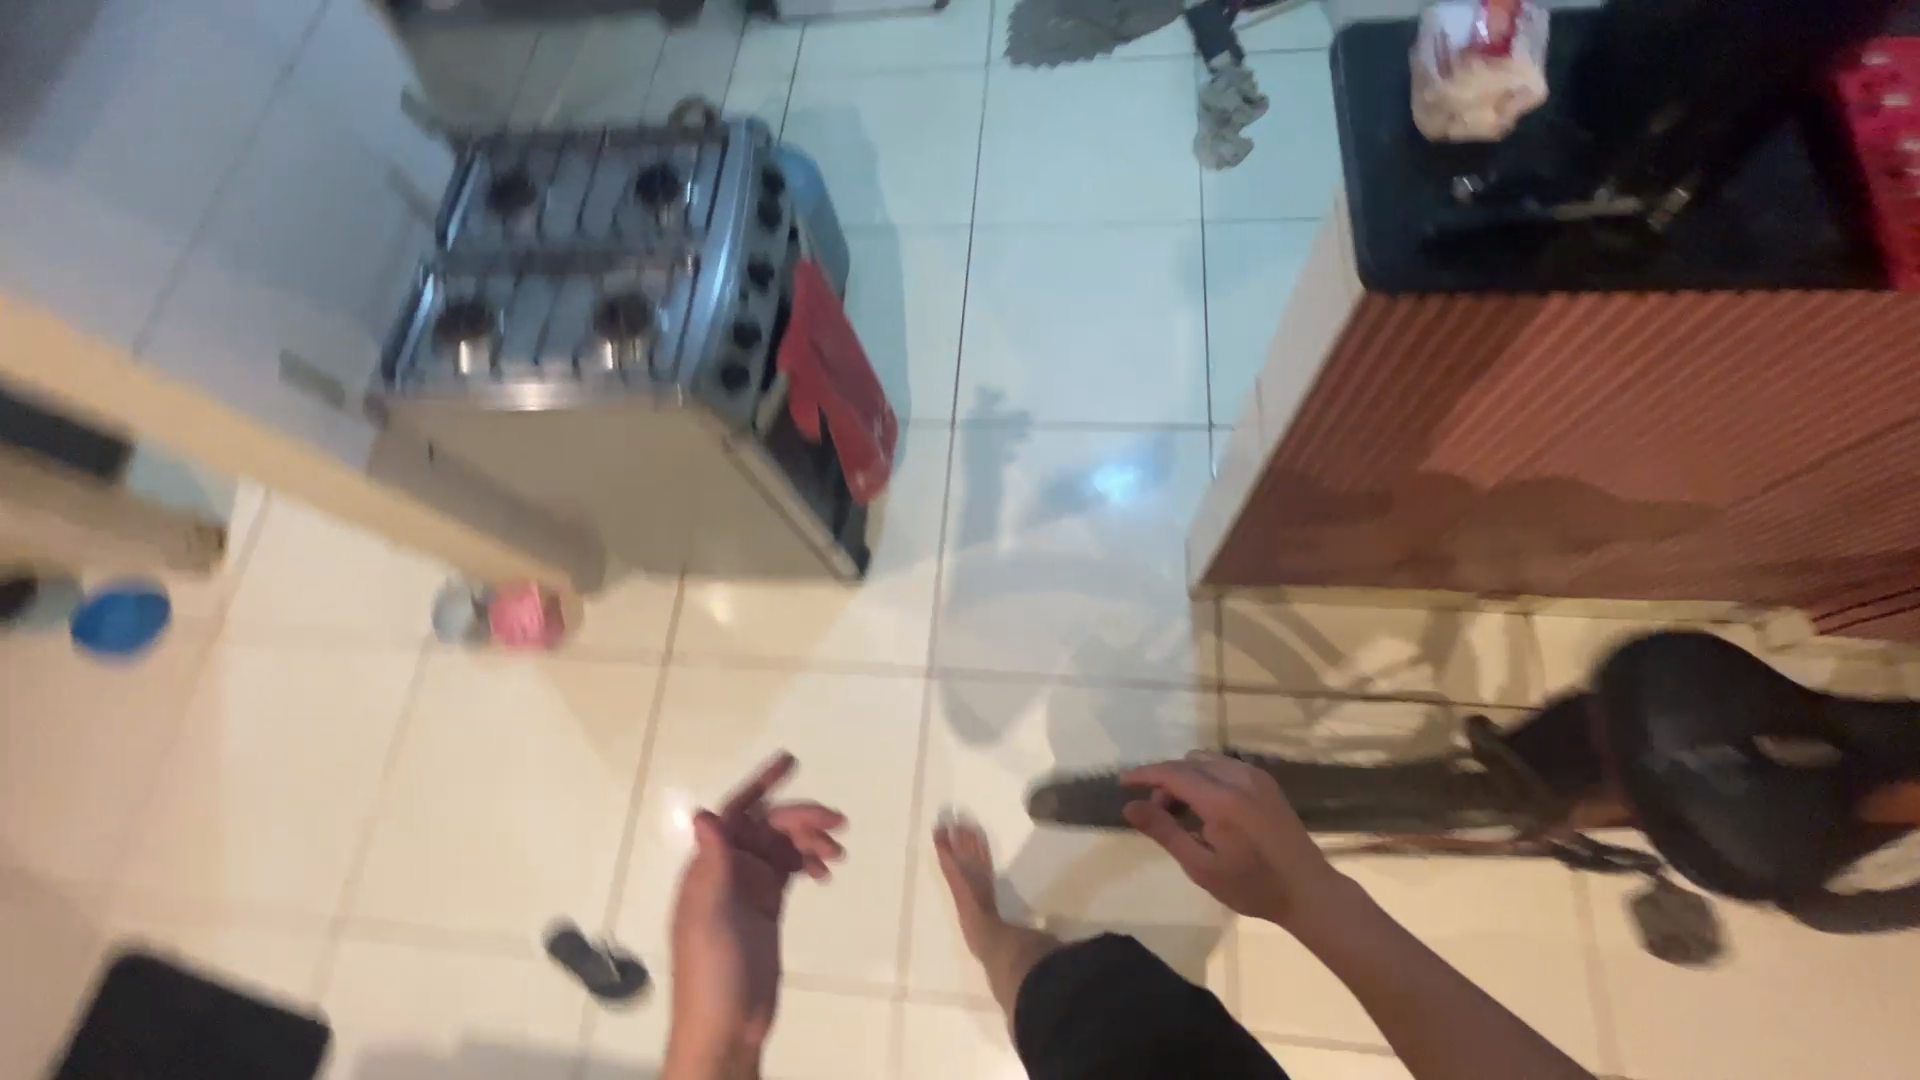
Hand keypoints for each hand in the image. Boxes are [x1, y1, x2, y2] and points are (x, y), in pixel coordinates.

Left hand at [667, 752, 846, 1074]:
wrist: (727, 1026)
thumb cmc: (712, 972)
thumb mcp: (709, 918)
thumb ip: (712, 865)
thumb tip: (703, 814)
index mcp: (710, 865)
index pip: (736, 812)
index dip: (762, 784)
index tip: (790, 761)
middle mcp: (729, 868)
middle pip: (770, 827)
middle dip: (802, 818)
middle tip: (837, 823)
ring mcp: (750, 887)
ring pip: (784, 845)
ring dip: (811, 841)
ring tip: (837, 852)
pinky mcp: (768, 905)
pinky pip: (792, 869)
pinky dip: (810, 863)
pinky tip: (826, 872)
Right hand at [1121, 751, 1344, 927]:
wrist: (1308, 891)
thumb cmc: (1251, 886)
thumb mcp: (1200, 866)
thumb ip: (1164, 831)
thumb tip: (1130, 806)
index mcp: (1221, 800)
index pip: (1172, 773)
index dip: (1144, 774)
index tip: (1123, 782)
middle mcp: (1237, 778)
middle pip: (1187, 763)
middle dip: (1164, 780)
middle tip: (1156, 812)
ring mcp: (1254, 777)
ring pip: (1205, 761)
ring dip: (1185, 777)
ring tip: (1182, 812)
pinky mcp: (1265, 782)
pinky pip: (1224, 766)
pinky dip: (1206, 776)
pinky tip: (1207, 807)